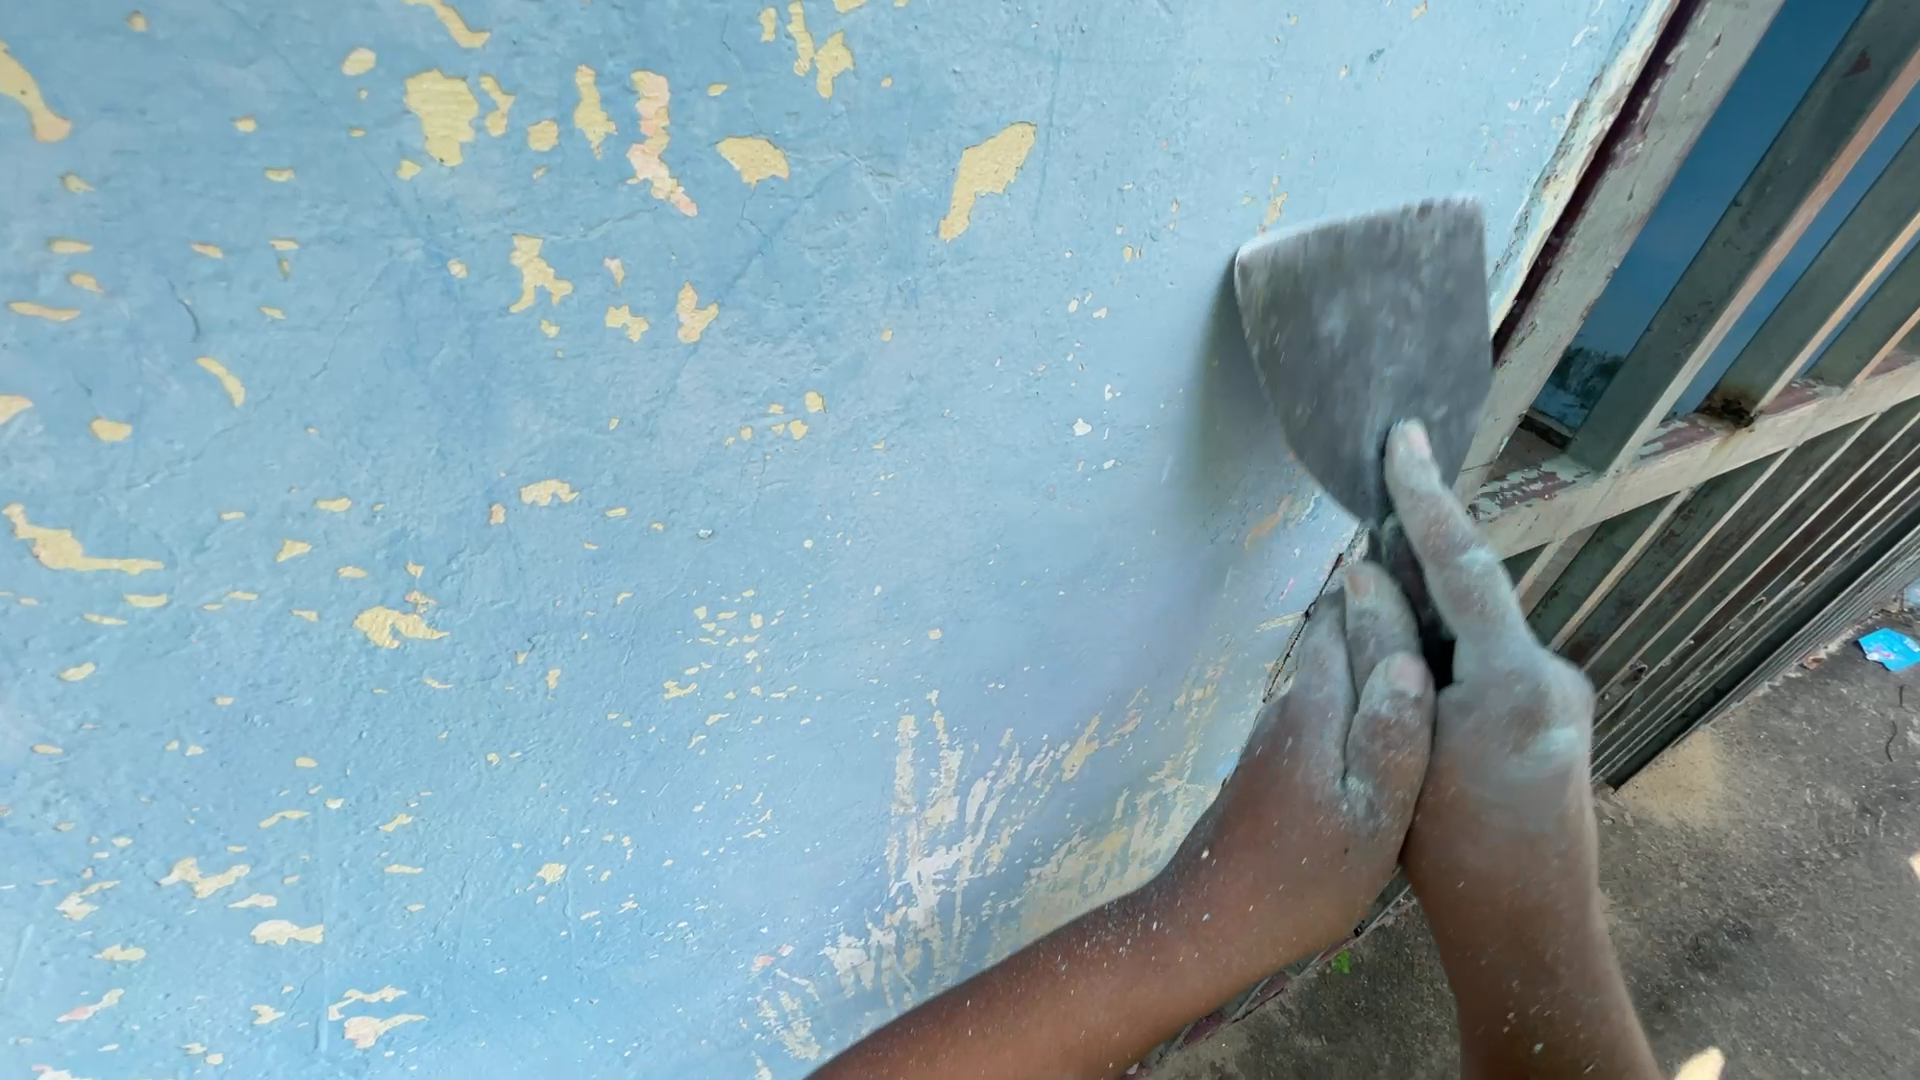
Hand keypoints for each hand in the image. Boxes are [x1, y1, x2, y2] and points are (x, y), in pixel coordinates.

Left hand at [1156, 563, 1434, 986]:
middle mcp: (1291, 704)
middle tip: (1417, 571)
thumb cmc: (1301, 875)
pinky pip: (1321, 700)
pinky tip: (1374, 700)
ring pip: (1327, 669)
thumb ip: (1390, 738)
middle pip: (1334, 638)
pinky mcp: (1272, 755)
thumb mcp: (1370, 818)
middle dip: (1369, 604)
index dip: (1378, 585)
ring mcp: (1277, 729)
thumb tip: (1407, 661)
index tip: (1403, 537)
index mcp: (1316, 708)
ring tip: (1413, 628)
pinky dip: (1349, 684)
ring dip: (1360, 643)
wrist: (1216, 912)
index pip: (1349, 625)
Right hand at [1383, 419, 1657, 1079]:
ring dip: (1417, 605)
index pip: (1464, 563)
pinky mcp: (1540, 720)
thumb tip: (1361, 575)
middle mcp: (1547, 673)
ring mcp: (1552, 698)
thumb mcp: (1400, 736)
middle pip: (1469, 591)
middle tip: (1367, 512)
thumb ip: (1383, 650)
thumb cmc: (1449, 840)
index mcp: (1517, 675)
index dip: (1426, 497)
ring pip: (1468, 629)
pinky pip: (1475, 659)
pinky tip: (1395, 657)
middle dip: (1415, 551)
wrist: (1522, 926)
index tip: (1403, 437)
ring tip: (1364, 596)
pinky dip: (1431, 644)